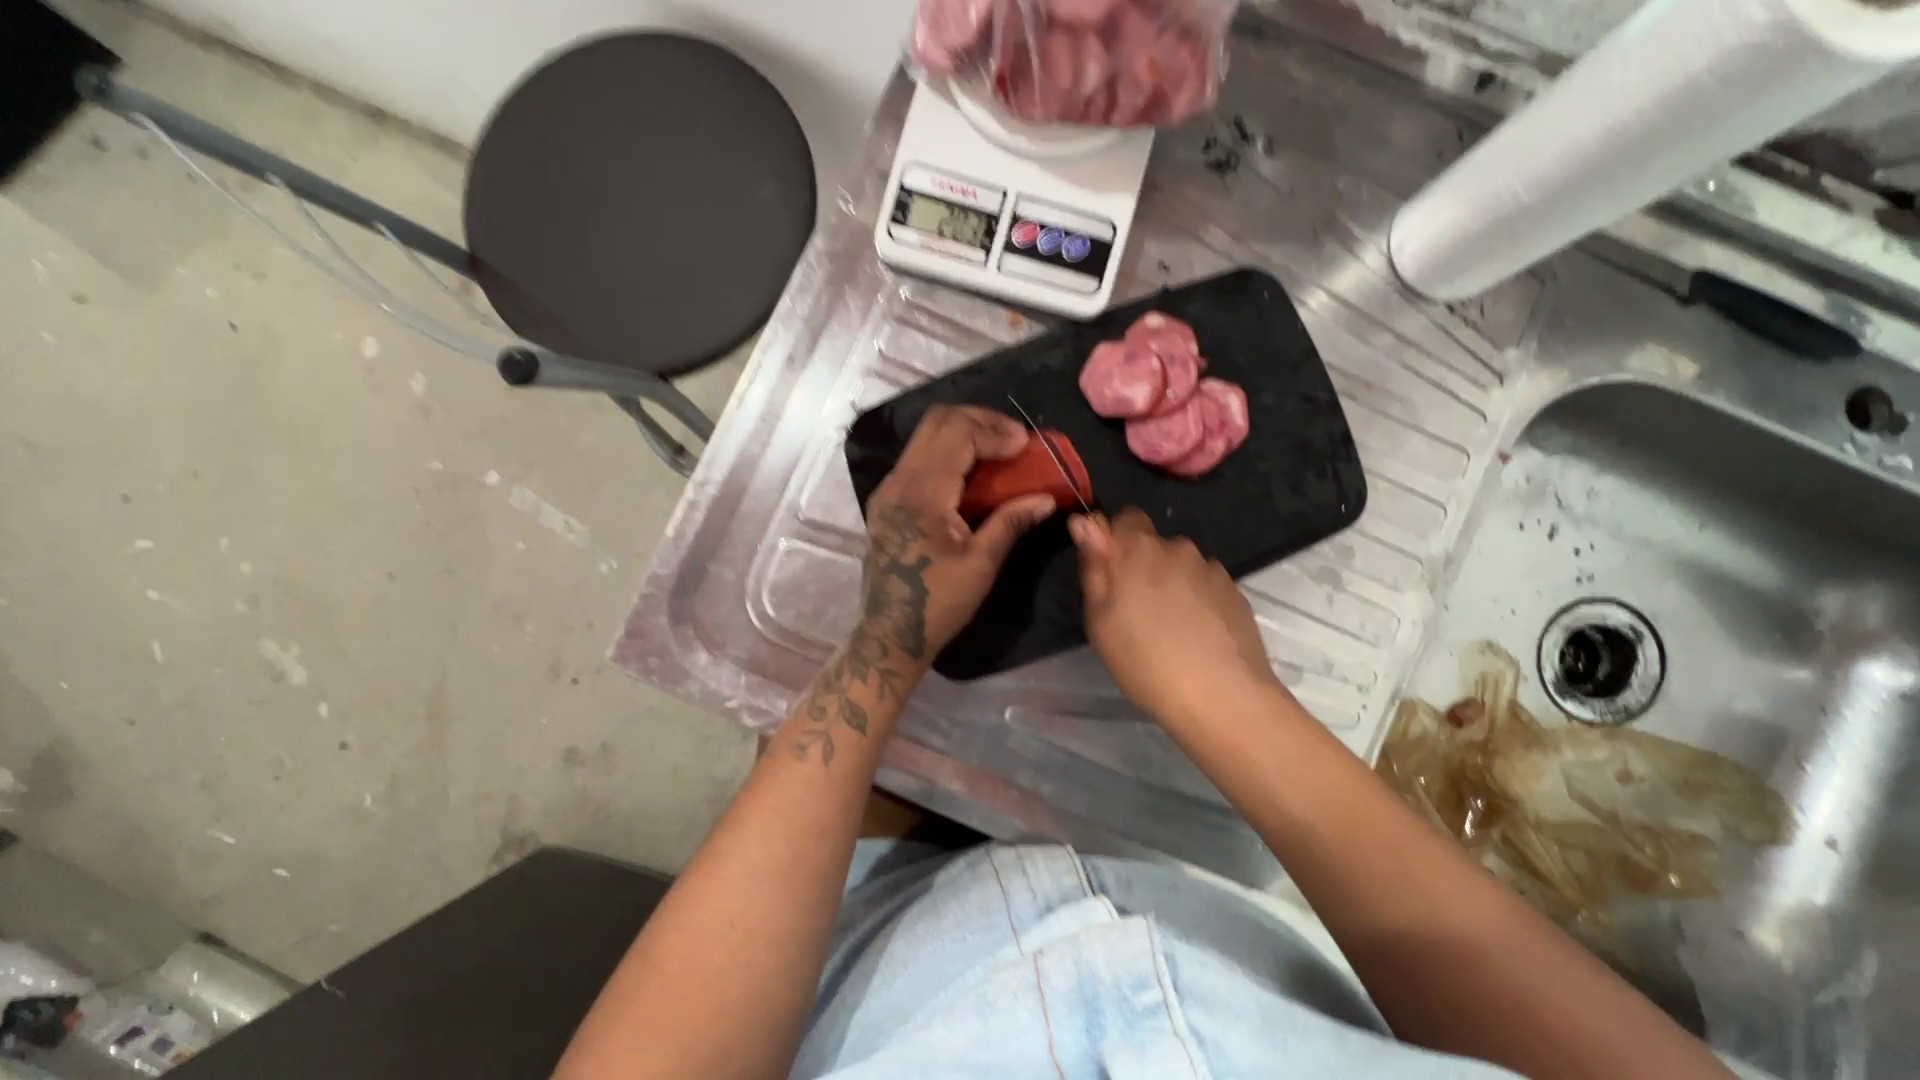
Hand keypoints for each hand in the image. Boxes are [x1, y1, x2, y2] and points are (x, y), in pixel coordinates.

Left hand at [856, 406, 1057, 668]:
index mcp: (921, 494)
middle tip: (1014, 438)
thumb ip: (1011, 521)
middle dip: (980, 421)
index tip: (1026, 444)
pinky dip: (950, 451)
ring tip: (1000, 448)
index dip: (995, 431)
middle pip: (937, 422)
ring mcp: (889, 489)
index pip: (957, 435)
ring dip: (964, 433)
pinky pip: (919, 457)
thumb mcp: (981, 564)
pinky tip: (975, 469)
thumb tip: (1048, 498)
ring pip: (926, 436)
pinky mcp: (888, 500)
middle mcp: (898, 482)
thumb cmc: (938, 603)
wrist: (890, 633)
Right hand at [1070, 508, 1282, 724]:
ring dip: (1174, 584)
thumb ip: (1094, 567)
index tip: (1111, 573)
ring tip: (1172, 628)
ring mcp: (1210, 569)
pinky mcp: (1235, 590)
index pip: (1124, 517)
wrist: (1220, 695)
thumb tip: (1084, 522)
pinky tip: (1198, 636)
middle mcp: (1176, 548)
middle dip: (1145, 567)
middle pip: (1154, 545)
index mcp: (1137, 550)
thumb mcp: (1100, 621)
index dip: (1115, 540)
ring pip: (1182, 566)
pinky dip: (1199, 601)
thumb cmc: (1144, 661)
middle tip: (1137, 611)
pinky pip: (1207, 585)